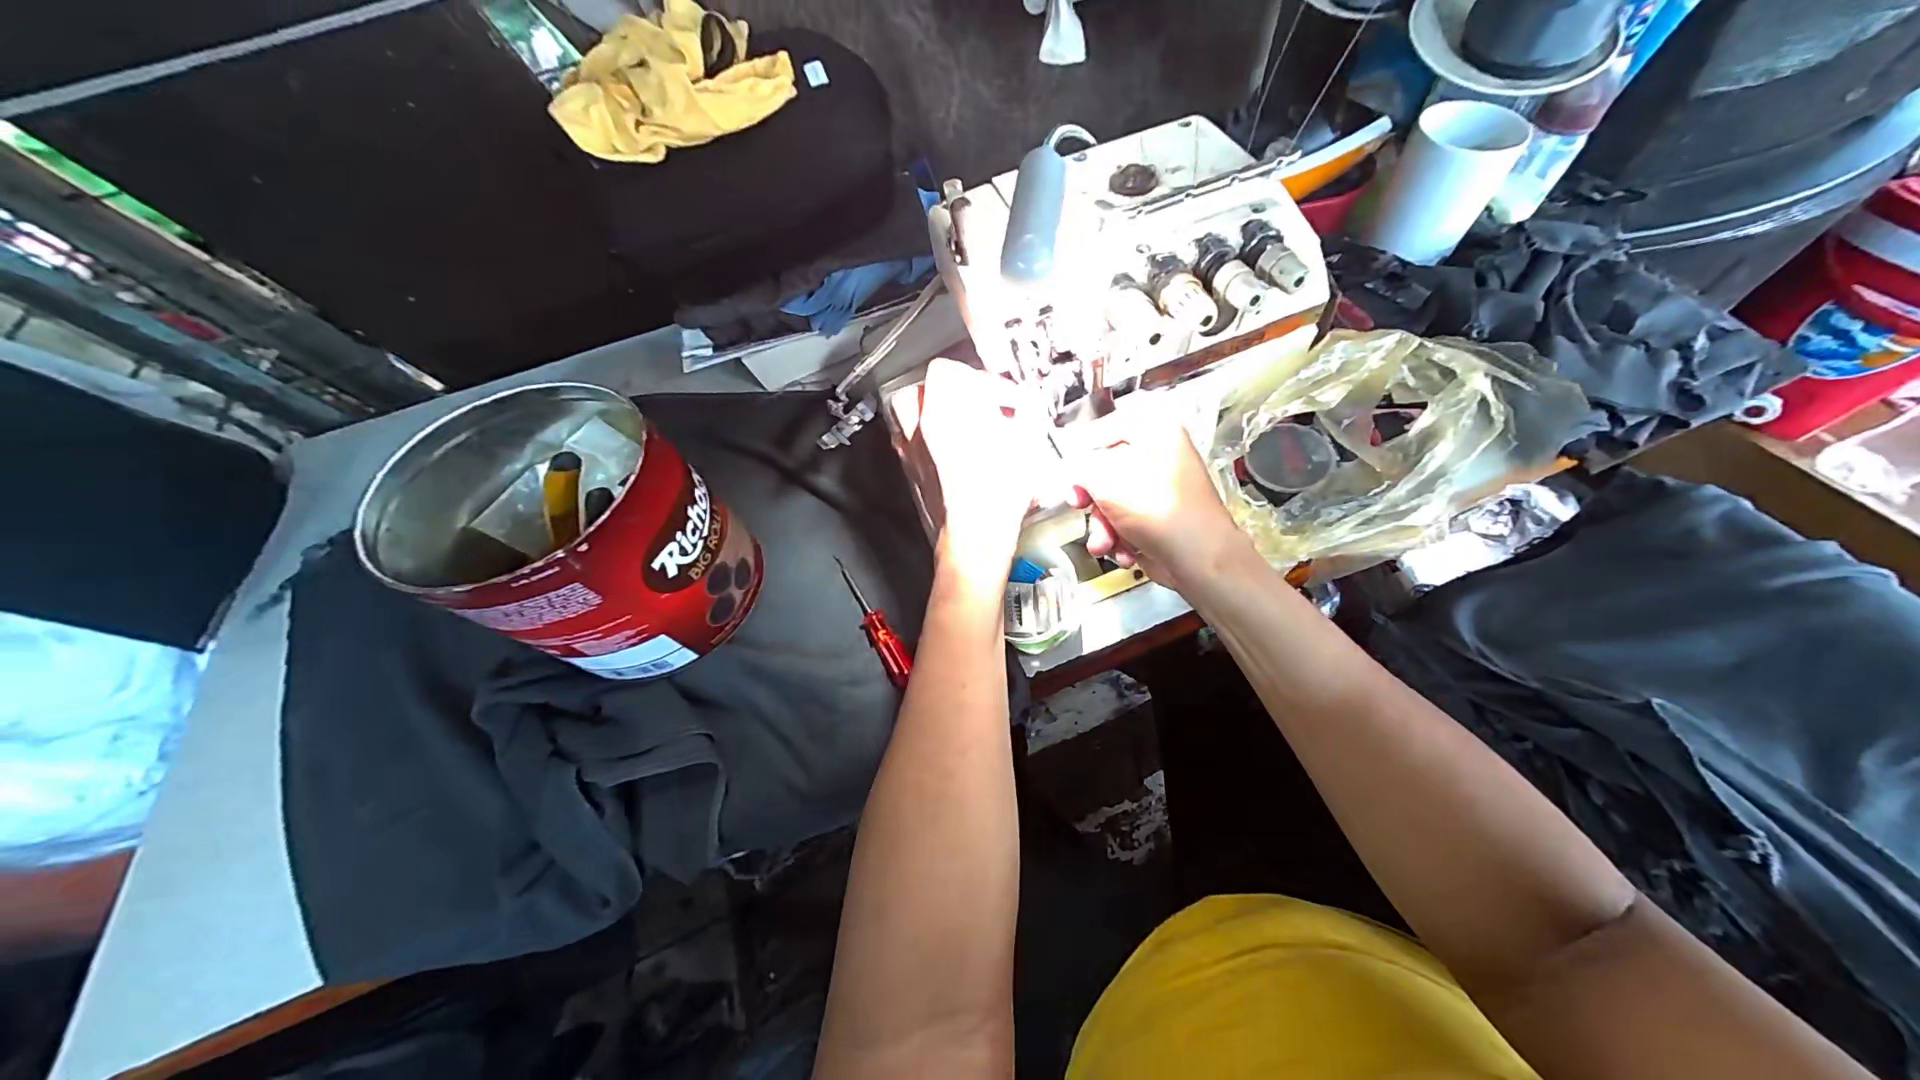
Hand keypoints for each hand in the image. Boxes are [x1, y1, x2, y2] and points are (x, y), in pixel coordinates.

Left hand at [915, 358, 1054, 571]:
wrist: (975, 538)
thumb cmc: (996, 494)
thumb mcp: (1027, 441)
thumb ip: (1026, 412)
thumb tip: (1027, 406)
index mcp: (944, 407)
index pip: (950, 369)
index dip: (980, 379)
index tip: (1001, 395)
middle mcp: (920, 426)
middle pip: (925, 390)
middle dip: (952, 394)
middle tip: (978, 405)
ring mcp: (911, 451)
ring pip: (912, 417)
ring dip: (936, 416)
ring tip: (964, 428)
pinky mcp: (912, 475)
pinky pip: (913, 446)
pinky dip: (930, 444)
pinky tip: (954, 457)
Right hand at [1067, 408, 1253, 595]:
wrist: (1200, 559)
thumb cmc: (1158, 510)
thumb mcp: (1105, 480)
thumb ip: (1079, 468)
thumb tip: (1070, 469)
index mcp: (1156, 432)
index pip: (1106, 429)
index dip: (1082, 450)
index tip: (1067, 470)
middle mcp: (1162, 457)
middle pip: (1107, 471)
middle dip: (1092, 500)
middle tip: (1081, 506)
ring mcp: (1162, 491)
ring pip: (1114, 503)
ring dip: (1103, 527)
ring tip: (1106, 544)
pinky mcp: (1161, 521)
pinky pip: (1128, 523)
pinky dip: (1121, 540)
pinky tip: (1126, 552)